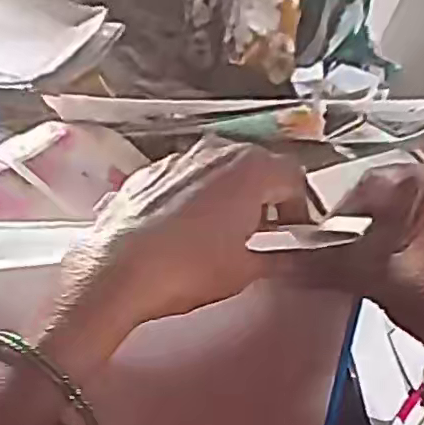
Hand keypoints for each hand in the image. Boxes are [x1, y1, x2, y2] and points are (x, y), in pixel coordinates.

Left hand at [41, 137, 307, 371]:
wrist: (120, 272)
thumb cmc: (183, 270)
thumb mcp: (243, 272)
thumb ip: (275, 260)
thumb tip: (285, 260)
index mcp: (250, 170)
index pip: (294, 178)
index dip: (303, 208)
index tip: (300, 230)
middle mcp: (216, 152)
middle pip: (258, 167)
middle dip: (269, 198)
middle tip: (270, 232)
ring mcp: (180, 158)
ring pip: (221, 170)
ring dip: (233, 196)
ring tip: (230, 234)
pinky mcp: (151, 173)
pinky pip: (189, 180)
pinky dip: (199, 198)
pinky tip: (193, 231)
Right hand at [315, 151, 423, 358]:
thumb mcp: (382, 279)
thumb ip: (329, 264)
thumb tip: (285, 261)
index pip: (364, 187)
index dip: (333, 222)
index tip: (313, 247)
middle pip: (383, 199)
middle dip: (356, 233)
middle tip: (337, 264)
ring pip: (401, 215)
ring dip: (377, 242)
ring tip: (367, 274)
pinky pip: (421, 229)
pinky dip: (400, 248)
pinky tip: (393, 275)